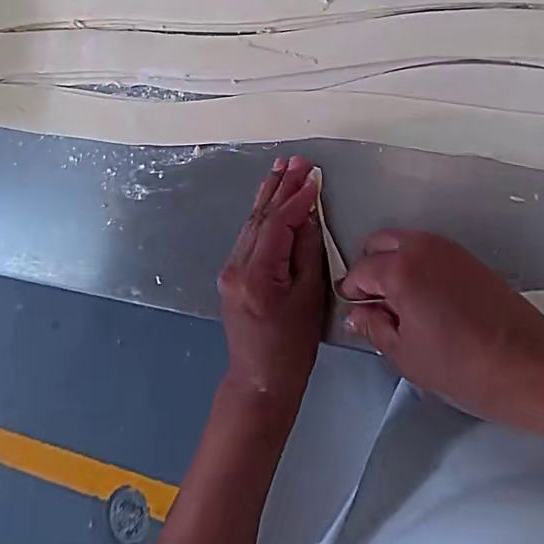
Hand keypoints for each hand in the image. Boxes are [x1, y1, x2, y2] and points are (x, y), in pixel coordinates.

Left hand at [217, 156, 326, 403]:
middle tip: (297, 161)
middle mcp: (237, 268)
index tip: (313, 177)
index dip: (296, 199)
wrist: (259, 382)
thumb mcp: (309, 299)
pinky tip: (271, 199)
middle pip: (261, 217)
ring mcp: (229, 270)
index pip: (278, 225)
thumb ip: (307, 253)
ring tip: (282, 168)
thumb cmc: (292, 348)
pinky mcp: (231, 274)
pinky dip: (263, 214)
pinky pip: (249, 236)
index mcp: (257, 276)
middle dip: (280, 186)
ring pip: (252, 223)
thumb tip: (306, 217)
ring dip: (269, 194)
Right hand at [341, 230, 543, 430]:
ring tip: (398, 305)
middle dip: (369, 269)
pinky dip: (416, 264)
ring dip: (393, 263)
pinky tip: (423, 300)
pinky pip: (427, 250)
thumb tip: (361, 315)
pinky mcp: (466, 257)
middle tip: (371, 304)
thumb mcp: (407, 355)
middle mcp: (422, 248)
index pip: (359, 271)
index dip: (352, 292)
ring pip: (404, 243)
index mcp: (400, 269)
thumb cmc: (469, 365)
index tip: (353, 309)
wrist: (528, 362)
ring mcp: (447, 248)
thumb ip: (376, 327)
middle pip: (379, 244)